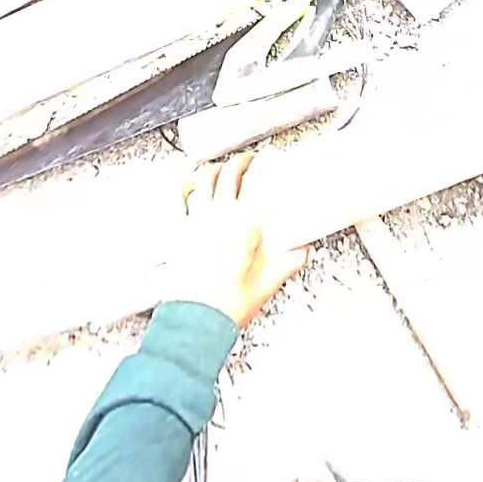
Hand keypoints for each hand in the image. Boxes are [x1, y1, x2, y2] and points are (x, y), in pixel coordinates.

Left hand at [170, 151, 309, 326]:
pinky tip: (186, 187)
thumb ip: (289, 262)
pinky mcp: (178, 235)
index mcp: (243, 220)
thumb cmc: (230, 302)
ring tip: (217, 168)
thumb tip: (304, 252)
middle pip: (224, 173)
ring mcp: (195, 222)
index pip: (249, 179)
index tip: (261, 160)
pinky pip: (178, 202)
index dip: (254, 164)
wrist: (197, 321)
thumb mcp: (268, 281)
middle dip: (236, 162)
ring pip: (200, 181)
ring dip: (211, 170)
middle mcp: (218, 214)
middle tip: (244, 161)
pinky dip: (183, 189)